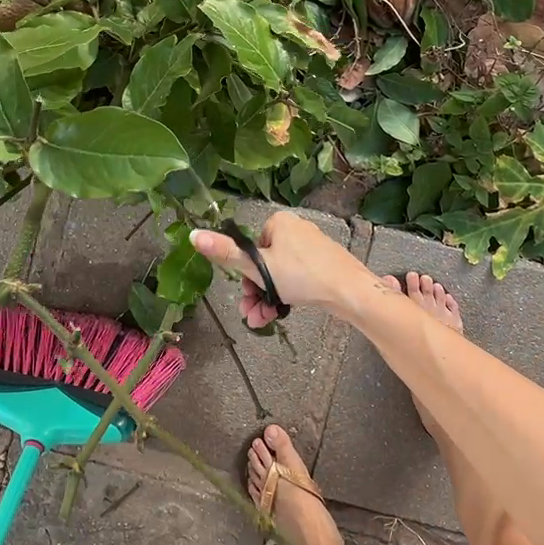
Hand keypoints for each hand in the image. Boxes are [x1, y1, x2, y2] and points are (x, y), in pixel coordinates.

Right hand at [190, 211, 372, 326]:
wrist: (350, 292)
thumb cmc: (302, 275)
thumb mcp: (259, 268)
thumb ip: (226, 253)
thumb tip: (193, 234)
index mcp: (279, 222)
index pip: (251, 247)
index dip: (244, 274)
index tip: (245, 294)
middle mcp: (295, 230)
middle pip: (264, 263)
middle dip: (255, 292)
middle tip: (252, 314)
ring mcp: (311, 248)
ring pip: (279, 275)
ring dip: (266, 299)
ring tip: (261, 322)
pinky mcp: (323, 265)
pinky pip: (296, 279)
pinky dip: (285, 295)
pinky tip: (277, 316)